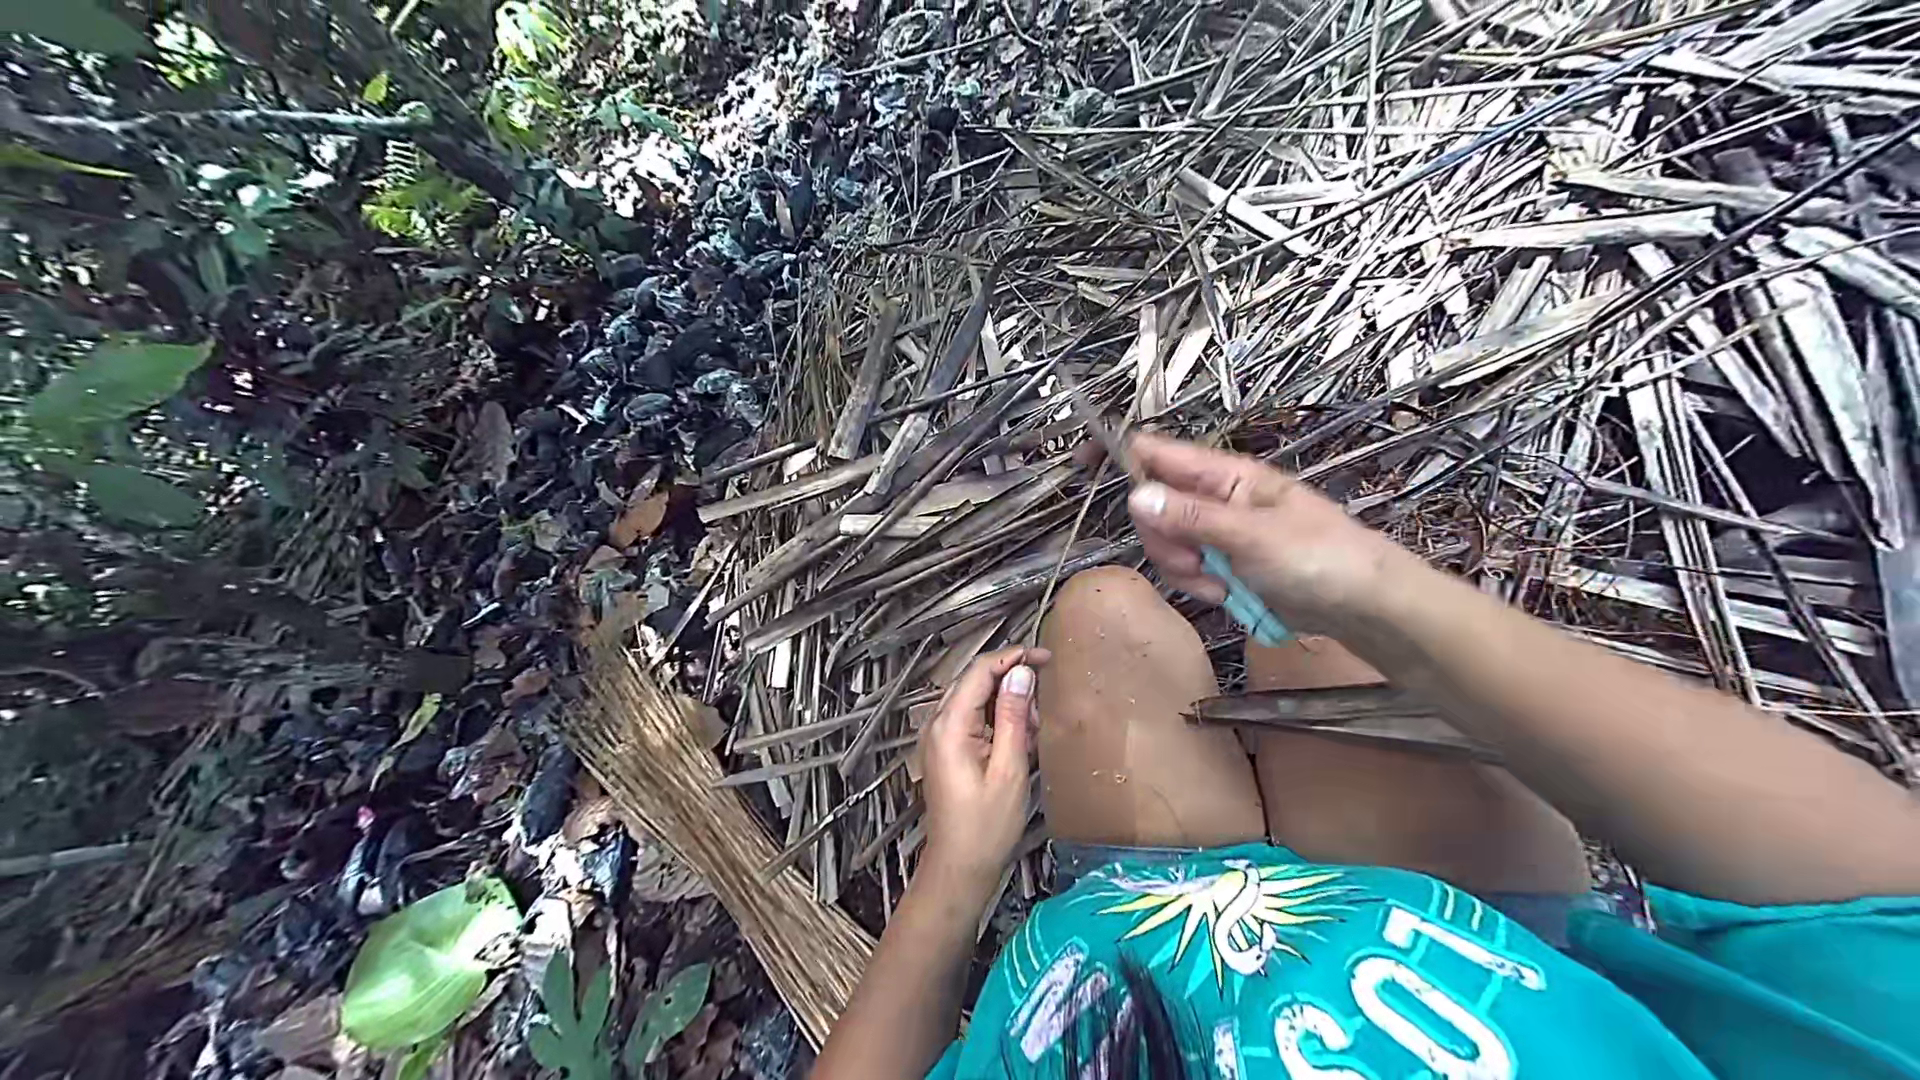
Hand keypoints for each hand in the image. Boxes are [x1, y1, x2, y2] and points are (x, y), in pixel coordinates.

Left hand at [919, 646, 1051, 898]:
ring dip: (1007, 705)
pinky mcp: (946, 748)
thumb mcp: (1009, 768)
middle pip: (976, 681)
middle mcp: (937, 725)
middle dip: (1013, 684)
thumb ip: (1013, 716)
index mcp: (949, 726)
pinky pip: (973, 718)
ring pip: (976, 699)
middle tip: (1041, 703)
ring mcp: (938, 736)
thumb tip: (1021, 674)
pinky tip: (1017, 741)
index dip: (1013, 657)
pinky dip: (997, 721)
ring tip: (1031, 731)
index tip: (1042, 657)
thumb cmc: (983, 829)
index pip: (980, 670)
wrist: (959, 868)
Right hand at [1124, 433, 1415, 636]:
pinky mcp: (1219, 561)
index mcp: (1225, 476)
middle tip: (1195, 560)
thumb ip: (1192, 516)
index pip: (1159, 452)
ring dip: (1183, 568)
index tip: (1083, 463)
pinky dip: (1197, 584)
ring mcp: (1215, 531)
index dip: (1121, 453)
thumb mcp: (1254, 535)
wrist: (1363, 607)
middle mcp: (1214, 498)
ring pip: (1165, 542)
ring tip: (1220, 582)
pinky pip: (1184, 568)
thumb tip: (1136, 495)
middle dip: (1164, 539)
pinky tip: (1226, 592)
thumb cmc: (1320, 558)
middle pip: (1152, 506)